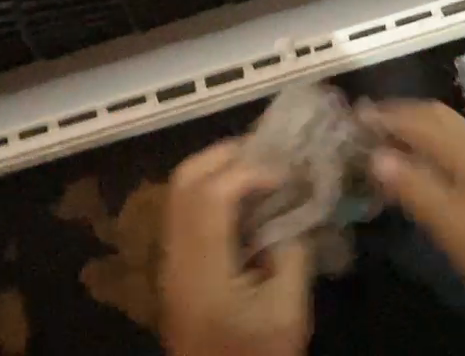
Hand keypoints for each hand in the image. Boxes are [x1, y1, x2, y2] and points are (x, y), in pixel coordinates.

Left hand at [160, 141, 312, 355]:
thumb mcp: (289, 312)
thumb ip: (292, 252)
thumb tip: (294, 209)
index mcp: (203, 269)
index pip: (212, 195)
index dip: (249, 171)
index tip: (286, 174)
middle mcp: (177, 256)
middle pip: (186, 180)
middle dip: (227, 155)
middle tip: (268, 153)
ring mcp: (171, 260)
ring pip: (181, 190)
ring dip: (218, 168)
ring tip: (259, 167)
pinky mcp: (176, 266)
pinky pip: (186, 208)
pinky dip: (213, 187)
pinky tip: (246, 196)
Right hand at [362, 100, 464, 330]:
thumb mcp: (451, 226)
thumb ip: (414, 187)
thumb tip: (375, 155)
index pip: (421, 119)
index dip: (386, 116)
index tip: (354, 117)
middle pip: (437, 116)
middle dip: (401, 114)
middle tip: (366, 124)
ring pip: (448, 131)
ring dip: (415, 129)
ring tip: (385, 142)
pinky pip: (456, 149)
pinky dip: (430, 146)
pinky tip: (418, 167)